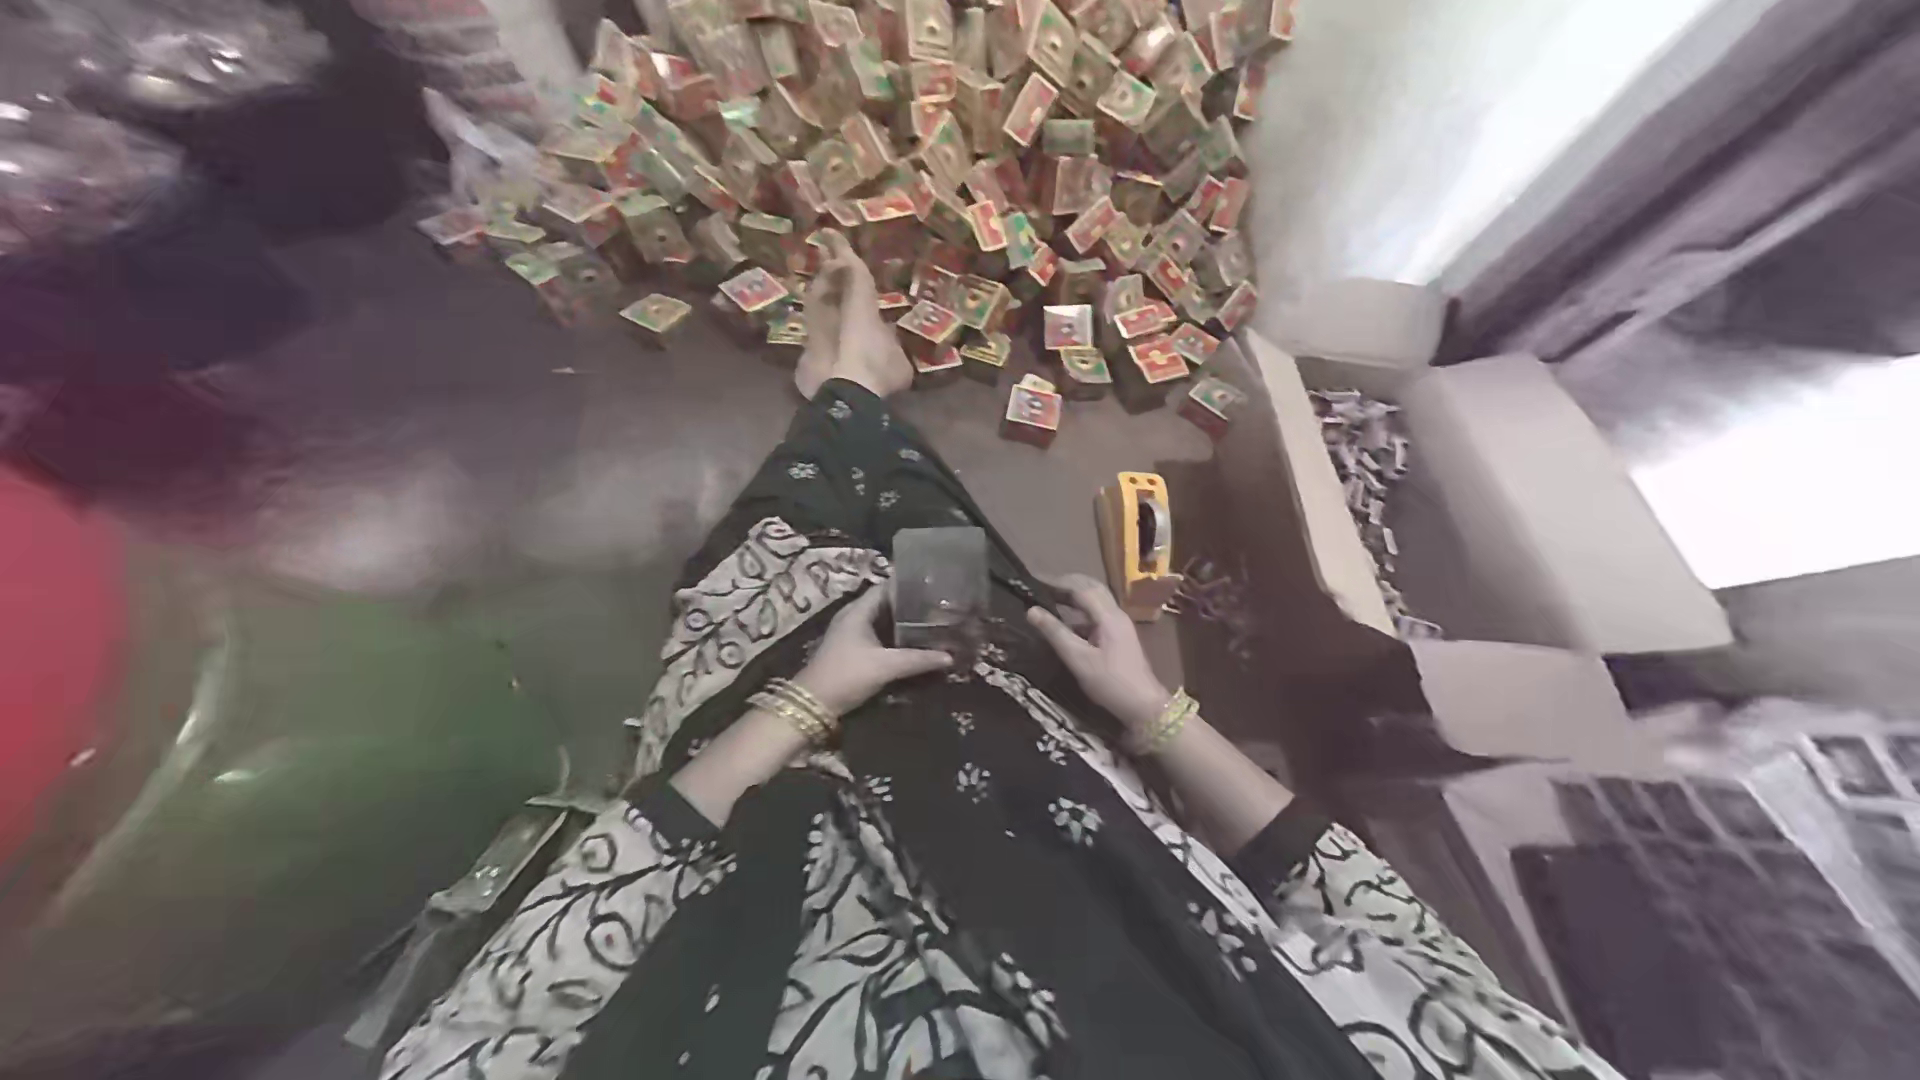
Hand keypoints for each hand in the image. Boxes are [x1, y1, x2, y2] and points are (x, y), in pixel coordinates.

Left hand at [793, 585, 952, 715]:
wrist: (814, 704)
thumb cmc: (847, 675)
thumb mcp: (885, 666)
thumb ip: (918, 659)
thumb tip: (950, 656)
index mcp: (858, 610)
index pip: (886, 587)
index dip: (909, 585)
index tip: (934, 587)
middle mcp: (854, 616)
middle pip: (887, 604)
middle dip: (911, 606)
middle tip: (938, 608)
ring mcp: (852, 633)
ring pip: (883, 621)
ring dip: (904, 623)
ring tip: (932, 623)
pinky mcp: (854, 649)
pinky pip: (879, 636)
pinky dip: (896, 637)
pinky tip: (914, 643)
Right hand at [1026, 574, 1172, 732]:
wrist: (1144, 706)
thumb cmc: (1110, 682)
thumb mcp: (1078, 659)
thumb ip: (1055, 632)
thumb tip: (1031, 610)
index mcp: (1108, 616)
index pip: (1081, 587)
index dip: (1057, 581)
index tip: (1034, 579)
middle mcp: (1116, 614)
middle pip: (1091, 587)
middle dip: (1066, 583)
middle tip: (1041, 584)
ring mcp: (1120, 624)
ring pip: (1095, 600)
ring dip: (1073, 595)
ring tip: (1050, 598)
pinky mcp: (1119, 635)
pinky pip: (1097, 613)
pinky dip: (1079, 611)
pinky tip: (1066, 622)